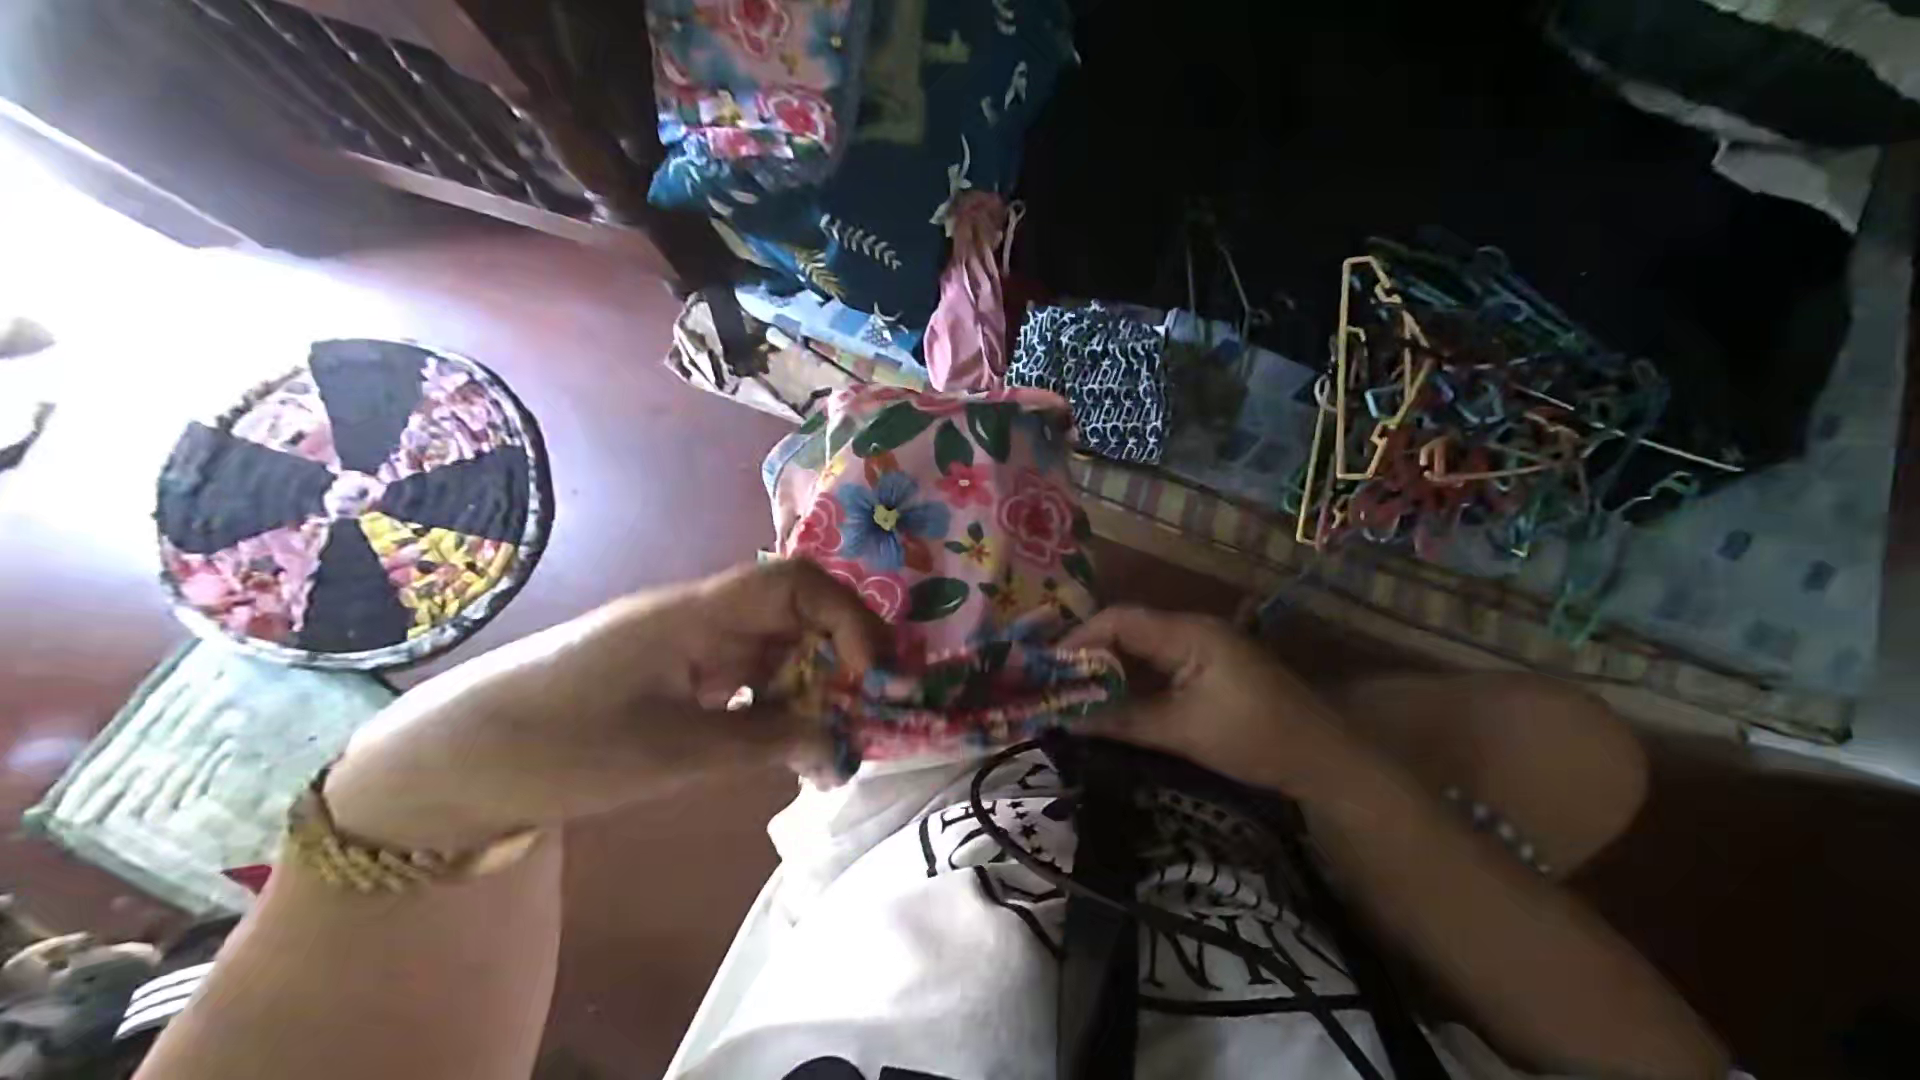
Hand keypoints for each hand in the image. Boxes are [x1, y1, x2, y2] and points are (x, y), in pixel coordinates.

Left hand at [322, 560, 885, 850]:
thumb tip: (840, 749)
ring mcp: (694, 648)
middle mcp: (706, 619)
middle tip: (868, 716)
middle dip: (842, 661)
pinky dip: (781, 709)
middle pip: (799, 616)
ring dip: (814, 691)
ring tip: (835, 743)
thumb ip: (766, 742)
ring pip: (780, 652)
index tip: (866, 676)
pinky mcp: (683, 678)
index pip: (797, 584)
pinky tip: (789, 748)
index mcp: (699, 614)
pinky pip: (752, 680)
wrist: (457, 763)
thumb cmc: (561, 745)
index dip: (845, 619)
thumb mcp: (673, 753)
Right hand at [1062, 606, 1381, 803]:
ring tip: (1073, 690)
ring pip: (1139, 647)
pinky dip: (1131, 678)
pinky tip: (1111, 698)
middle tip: (1053, 681)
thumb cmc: (1256, 739)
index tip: (1048, 668)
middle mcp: (1191, 629)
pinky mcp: (1206, 666)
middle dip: (1088, 653)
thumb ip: (1122, 720)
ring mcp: (1201, 646)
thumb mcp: (1183, 732)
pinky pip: (1156, 663)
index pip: (1120, 621)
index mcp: (1189, 633)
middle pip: (1126, 629)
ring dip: (1108, 667)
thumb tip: (1067, 720)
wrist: (1324, 759)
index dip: (1079, 640)